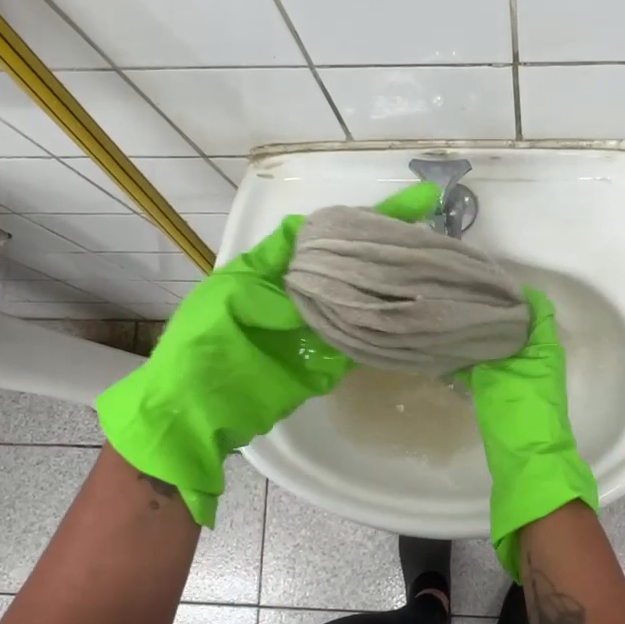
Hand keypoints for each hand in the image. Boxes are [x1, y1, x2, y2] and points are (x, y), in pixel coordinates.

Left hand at [95, 182, 440, 526]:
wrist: (194, 416)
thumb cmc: (201, 351)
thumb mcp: (228, 302)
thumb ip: (274, 286)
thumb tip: (323, 287)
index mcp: (267, 271)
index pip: (314, 233)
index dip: (353, 219)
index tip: (402, 207)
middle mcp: (292, 294)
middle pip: (342, 266)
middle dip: (379, 252)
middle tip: (427, 241)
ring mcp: (307, 330)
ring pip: (353, 304)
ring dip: (384, 293)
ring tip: (430, 276)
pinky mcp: (319, 365)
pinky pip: (354, 345)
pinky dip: (378, 336)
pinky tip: (410, 321)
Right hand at [458, 288, 597, 580]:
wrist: (529, 466)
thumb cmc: (518, 415)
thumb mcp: (499, 374)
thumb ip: (486, 349)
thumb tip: (466, 326)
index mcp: (543, 348)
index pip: (535, 306)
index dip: (514, 292)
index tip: (484, 282)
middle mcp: (540, 360)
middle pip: (520, 325)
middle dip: (495, 312)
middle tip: (462, 301)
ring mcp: (529, 381)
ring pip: (507, 347)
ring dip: (487, 336)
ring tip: (456, 322)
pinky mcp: (515, 399)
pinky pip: (498, 367)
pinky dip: (482, 358)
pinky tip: (457, 356)